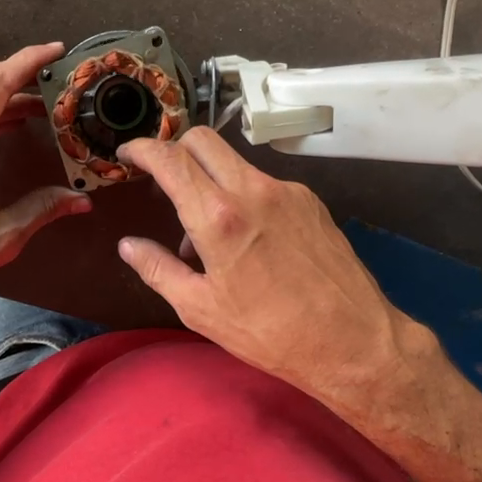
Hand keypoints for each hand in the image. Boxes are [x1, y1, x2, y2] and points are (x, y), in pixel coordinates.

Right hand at [115, 129, 437, 420]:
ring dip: (209, 178)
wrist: (352, 341)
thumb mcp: (200, 308)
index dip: (141, 149)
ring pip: (235, 161)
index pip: (170, 159)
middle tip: (163, 182)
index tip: (128, 155)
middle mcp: (252, 190)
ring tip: (205, 231)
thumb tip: (129, 246)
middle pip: (203, 140)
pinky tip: (248, 239)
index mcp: (218, 217)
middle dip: (174, 149)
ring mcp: (287, 191)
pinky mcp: (311, 201)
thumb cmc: (269, 333)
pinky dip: (242, 196)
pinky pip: (264, 183)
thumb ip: (158, 269)